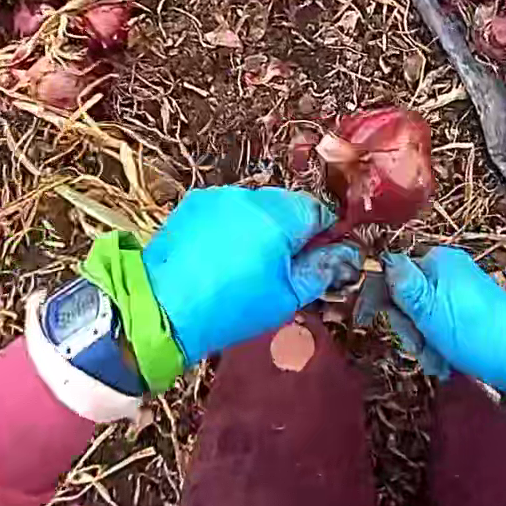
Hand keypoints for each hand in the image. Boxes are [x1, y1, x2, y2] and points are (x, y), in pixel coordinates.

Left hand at [144, 186, 360, 363]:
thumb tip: (346, 254)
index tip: (317, 257)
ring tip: (246, 264)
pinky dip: (233, 225)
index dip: (324, 234)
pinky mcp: (197, 202)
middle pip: (289, 206)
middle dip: (291, 231)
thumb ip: (322, 269)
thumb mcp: (287, 296)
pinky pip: (229, 208)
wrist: (158, 309)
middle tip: (281, 267)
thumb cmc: (228, 307)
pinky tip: (222, 255)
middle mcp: (252, 196)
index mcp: (280, 216)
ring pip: (258, 206)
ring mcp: (222, 196)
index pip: (320, 210)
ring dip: (261, 227)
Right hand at [383, 246, 505, 418]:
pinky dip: (439, 347)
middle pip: (406, 298)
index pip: (394, 272)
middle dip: (409, 327)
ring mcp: (459, 295)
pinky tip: (448, 362)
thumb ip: (402, 283)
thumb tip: (380, 258)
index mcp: (438, 260)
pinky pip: (439, 329)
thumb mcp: (429, 308)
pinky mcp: (468, 316)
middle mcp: (448, 272)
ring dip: (423, 343)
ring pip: (421, 319)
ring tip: (439, 358)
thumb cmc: (473, 331)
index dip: (387, 300)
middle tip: (422, 344)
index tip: (388, 323)